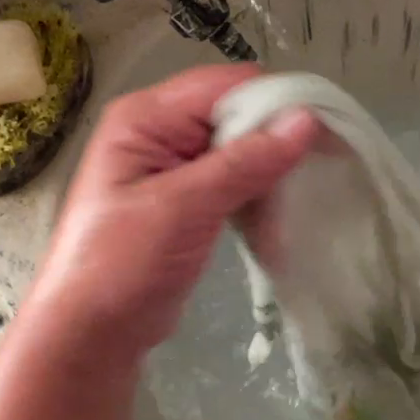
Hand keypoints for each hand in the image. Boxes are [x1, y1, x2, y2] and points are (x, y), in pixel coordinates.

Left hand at [33, 64, 318, 358]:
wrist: (93, 332)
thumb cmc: (122, 265)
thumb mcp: (182, 209)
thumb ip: (244, 163)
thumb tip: (307, 120)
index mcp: (146, 117)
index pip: (226, 86)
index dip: (278, 102)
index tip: (326, 134)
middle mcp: (161, 131)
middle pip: (238, 115)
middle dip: (277, 144)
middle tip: (317, 176)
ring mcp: (176, 168)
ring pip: (243, 152)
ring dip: (271, 179)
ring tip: (293, 211)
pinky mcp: (190, 201)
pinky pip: (237, 184)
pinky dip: (259, 201)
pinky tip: (274, 227)